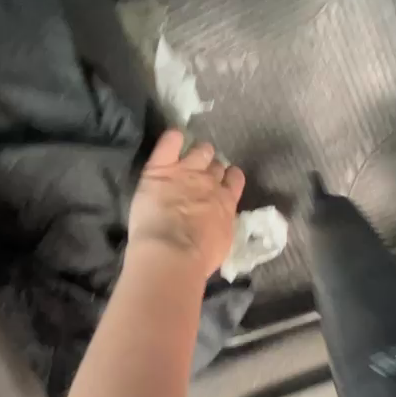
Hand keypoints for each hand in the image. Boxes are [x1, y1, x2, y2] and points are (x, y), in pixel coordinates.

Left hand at [129, 130, 244, 282]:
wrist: (171, 253)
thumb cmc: (198, 259)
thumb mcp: (222, 243)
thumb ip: (222, 223)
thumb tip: (218, 220)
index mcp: (226, 202)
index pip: (234, 178)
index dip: (227, 178)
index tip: (220, 184)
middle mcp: (210, 182)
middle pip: (216, 165)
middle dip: (210, 168)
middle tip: (199, 177)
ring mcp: (186, 171)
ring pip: (200, 150)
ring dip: (196, 153)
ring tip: (187, 159)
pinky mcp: (161, 168)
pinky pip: (170, 142)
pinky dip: (173, 138)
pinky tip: (173, 139)